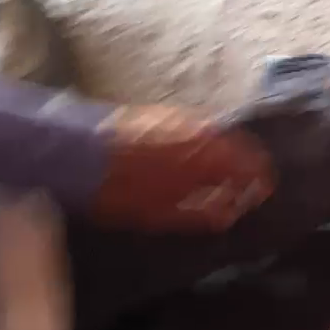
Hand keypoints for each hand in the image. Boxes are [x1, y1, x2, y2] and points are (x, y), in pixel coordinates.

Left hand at [91, 105, 273, 230]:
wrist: (69, 150)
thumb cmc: (120, 189)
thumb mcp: (162, 213)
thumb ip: (202, 215)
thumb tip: (229, 216)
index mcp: (214, 157)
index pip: (255, 167)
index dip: (261, 184)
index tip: (260, 195)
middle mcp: (207, 131)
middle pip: (243, 147)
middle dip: (247, 166)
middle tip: (243, 183)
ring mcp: (185, 118)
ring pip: (221, 136)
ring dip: (226, 153)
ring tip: (217, 171)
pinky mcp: (163, 113)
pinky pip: (199, 128)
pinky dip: (205, 143)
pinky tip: (191, 156)